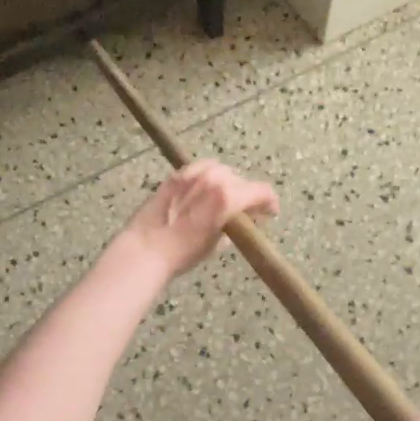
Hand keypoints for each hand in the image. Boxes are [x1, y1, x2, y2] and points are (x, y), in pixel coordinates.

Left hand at [122, 160, 278, 278]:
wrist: (147, 247)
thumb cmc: (183, 252)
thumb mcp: (216, 244)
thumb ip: (232, 227)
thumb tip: (238, 221)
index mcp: (228, 197)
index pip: (259, 190)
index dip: (269, 199)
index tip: (271, 210)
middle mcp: (213, 179)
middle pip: (240, 180)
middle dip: (247, 193)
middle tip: (247, 209)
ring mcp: (193, 173)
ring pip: (221, 170)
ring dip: (228, 182)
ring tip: (226, 197)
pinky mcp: (176, 174)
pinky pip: (200, 168)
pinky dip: (208, 175)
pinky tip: (206, 187)